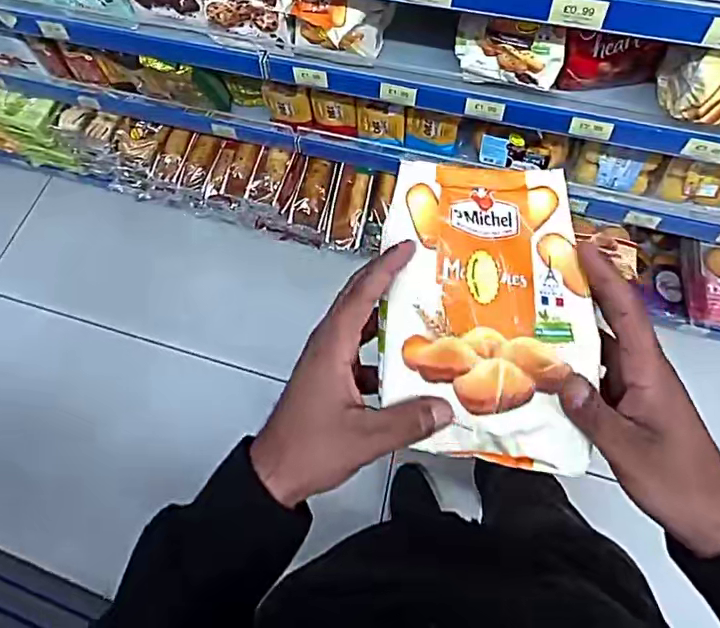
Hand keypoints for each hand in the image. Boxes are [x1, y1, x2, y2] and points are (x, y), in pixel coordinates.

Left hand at [251, 242, 454, 507]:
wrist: (276, 470)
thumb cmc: (308, 447)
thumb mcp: (365, 437)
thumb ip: (407, 421)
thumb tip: (443, 407)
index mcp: (332, 346)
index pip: (361, 295)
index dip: (384, 268)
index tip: (405, 249)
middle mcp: (327, 343)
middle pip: (356, 298)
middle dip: (383, 275)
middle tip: (411, 261)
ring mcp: (327, 358)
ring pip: (357, 322)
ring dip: (382, 310)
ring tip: (414, 305)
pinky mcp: (329, 374)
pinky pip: (358, 348)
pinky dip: (380, 346)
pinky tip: (402, 363)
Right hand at [558, 239, 719, 557]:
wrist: (712, 521)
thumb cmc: (682, 484)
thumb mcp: (631, 452)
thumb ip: (594, 415)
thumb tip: (561, 378)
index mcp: (649, 371)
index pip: (627, 312)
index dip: (604, 276)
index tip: (581, 247)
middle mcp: (640, 368)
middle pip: (610, 316)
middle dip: (581, 285)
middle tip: (545, 263)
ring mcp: (631, 383)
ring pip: (596, 342)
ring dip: (567, 322)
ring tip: (529, 305)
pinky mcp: (622, 399)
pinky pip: (591, 367)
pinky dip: (567, 357)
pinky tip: (540, 360)